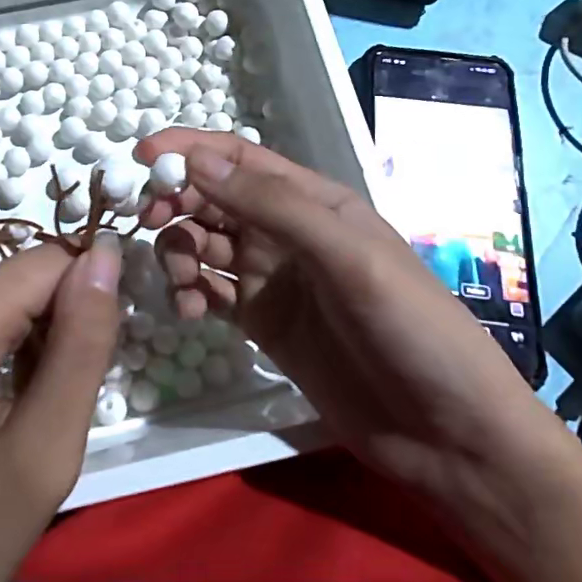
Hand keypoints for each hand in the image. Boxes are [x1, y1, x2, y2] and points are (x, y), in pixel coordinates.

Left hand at [0, 240, 121, 581]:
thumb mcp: (44, 450)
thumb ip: (82, 344)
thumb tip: (108, 254)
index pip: (51, 262)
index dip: (89, 303)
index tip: (97, 363)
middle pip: (27, 278)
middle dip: (62, 324)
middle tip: (60, 402)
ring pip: (9, 296)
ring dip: (39, 340)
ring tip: (32, 410)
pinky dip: (11, 348)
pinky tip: (6, 404)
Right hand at [136, 129, 581, 542]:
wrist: (444, 431)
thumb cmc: (410, 328)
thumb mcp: (347, 257)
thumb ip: (273, 206)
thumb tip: (197, 159)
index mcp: (314, 202)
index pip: (240, 159)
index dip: (188, 150)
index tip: (138, 159)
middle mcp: (288, 233)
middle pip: (213, 200)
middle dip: (175, 203)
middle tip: (145, 224)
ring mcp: (273, 280)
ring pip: (204, 246)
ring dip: (179, 253)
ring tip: (183, 284)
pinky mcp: (262, 323)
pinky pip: (210, 294)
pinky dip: (190, 294)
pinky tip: (190, 313)